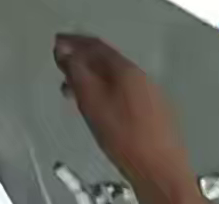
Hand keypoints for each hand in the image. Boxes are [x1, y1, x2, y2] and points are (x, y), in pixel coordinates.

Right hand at [54, 34, 202, 203]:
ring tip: (74, 92)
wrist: (162, 176)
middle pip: (105, 59)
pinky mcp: (155, 113)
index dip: (72, 42)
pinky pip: (123, 92)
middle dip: (81, 61)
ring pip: (114, 77)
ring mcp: (150, 94)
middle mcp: (140, 75)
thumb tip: (63, 49)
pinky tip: (98, 107)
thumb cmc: (122, 135)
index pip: (94, 44)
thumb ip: (75, 71)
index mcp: (125, 67)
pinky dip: (106, 91)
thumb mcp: (90, 100)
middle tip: (62, 68)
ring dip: (92, 78)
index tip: (56, 43)